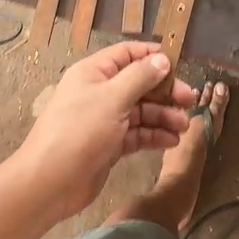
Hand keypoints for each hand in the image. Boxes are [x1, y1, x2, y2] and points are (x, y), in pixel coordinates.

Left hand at [13, 41, 196, 217]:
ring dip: (164, 116)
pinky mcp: (110, 144)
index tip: (179, 65)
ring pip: (142, 111)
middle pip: (140, 84)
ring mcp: (105, 119)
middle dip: (165, 91)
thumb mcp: (112, 98)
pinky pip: (137, 133)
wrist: (49, 183)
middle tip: (190, 100)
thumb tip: (163, 58)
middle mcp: (101, 92)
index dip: (153, 57)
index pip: (128, 54)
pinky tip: (171, 141)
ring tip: (183, 127)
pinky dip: (154, 135)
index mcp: (95, 73)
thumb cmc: (79, 132)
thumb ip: (140, 77)